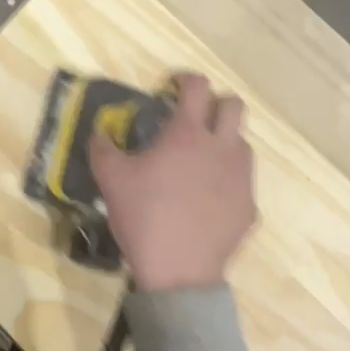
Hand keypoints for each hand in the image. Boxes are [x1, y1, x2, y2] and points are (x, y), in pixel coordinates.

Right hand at [89, 74, 256, 291]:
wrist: (178, 272)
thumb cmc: (143, 215)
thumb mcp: (110, 177)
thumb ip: (102, 147)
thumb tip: (100, 133)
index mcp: (187, 134)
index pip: (197, 87)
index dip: (185, 78)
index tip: (172, 84)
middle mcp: (221, 148)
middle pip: (234, 106)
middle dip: (215, 103)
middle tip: (192, 115)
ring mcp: (241, 179)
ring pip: (243, 143)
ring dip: (224, 140)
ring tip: (200, 157)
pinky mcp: (249, 208)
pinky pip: (242, 181)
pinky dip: (227, 179)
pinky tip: (206, 197)